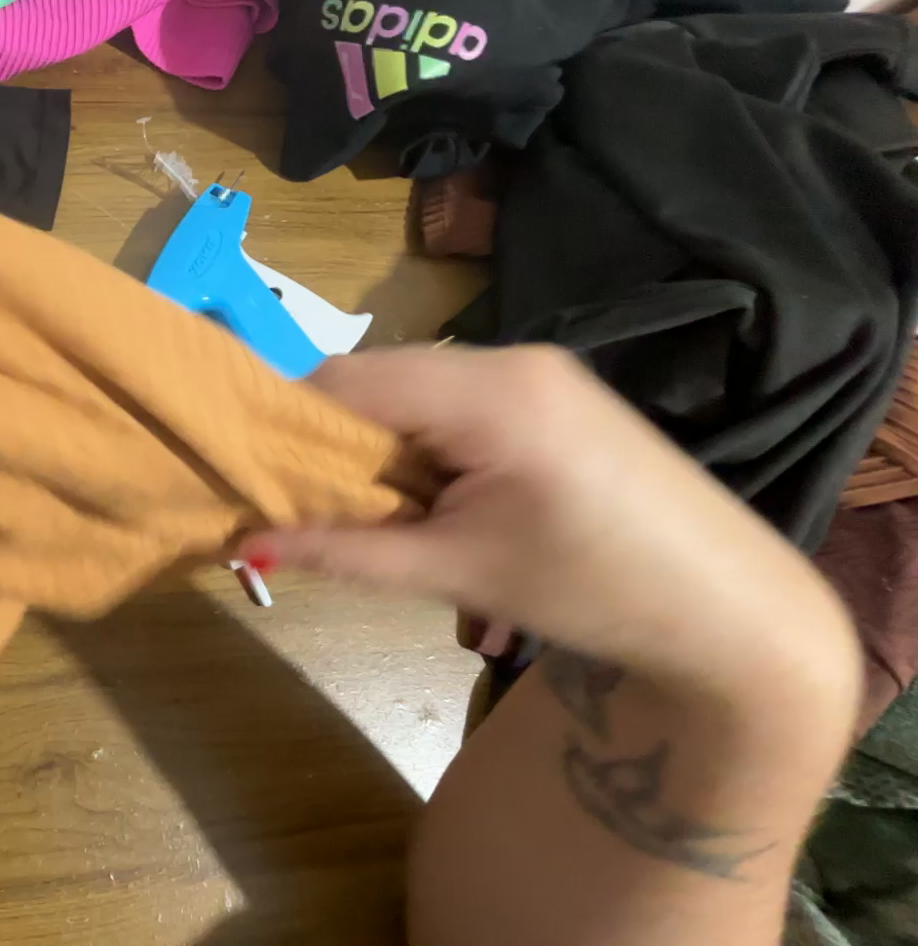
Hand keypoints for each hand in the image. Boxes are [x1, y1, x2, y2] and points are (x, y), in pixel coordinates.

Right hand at [239, 346, 855, 698]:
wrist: (737, 617)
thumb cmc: (594, 594)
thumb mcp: (452, 571)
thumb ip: (337, 550)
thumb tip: (239, 545)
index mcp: (492, 394)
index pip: (346, 380)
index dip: (288, 420)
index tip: (256, 471)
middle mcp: (510, 359)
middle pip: (372, 377)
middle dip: (328, 433)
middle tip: (307, 495)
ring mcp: (535, 367)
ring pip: (403, 384)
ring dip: (370, 436)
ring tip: (368, 498)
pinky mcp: (546, 387)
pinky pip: (442, 393)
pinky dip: (411, 432)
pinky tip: (423, 483)